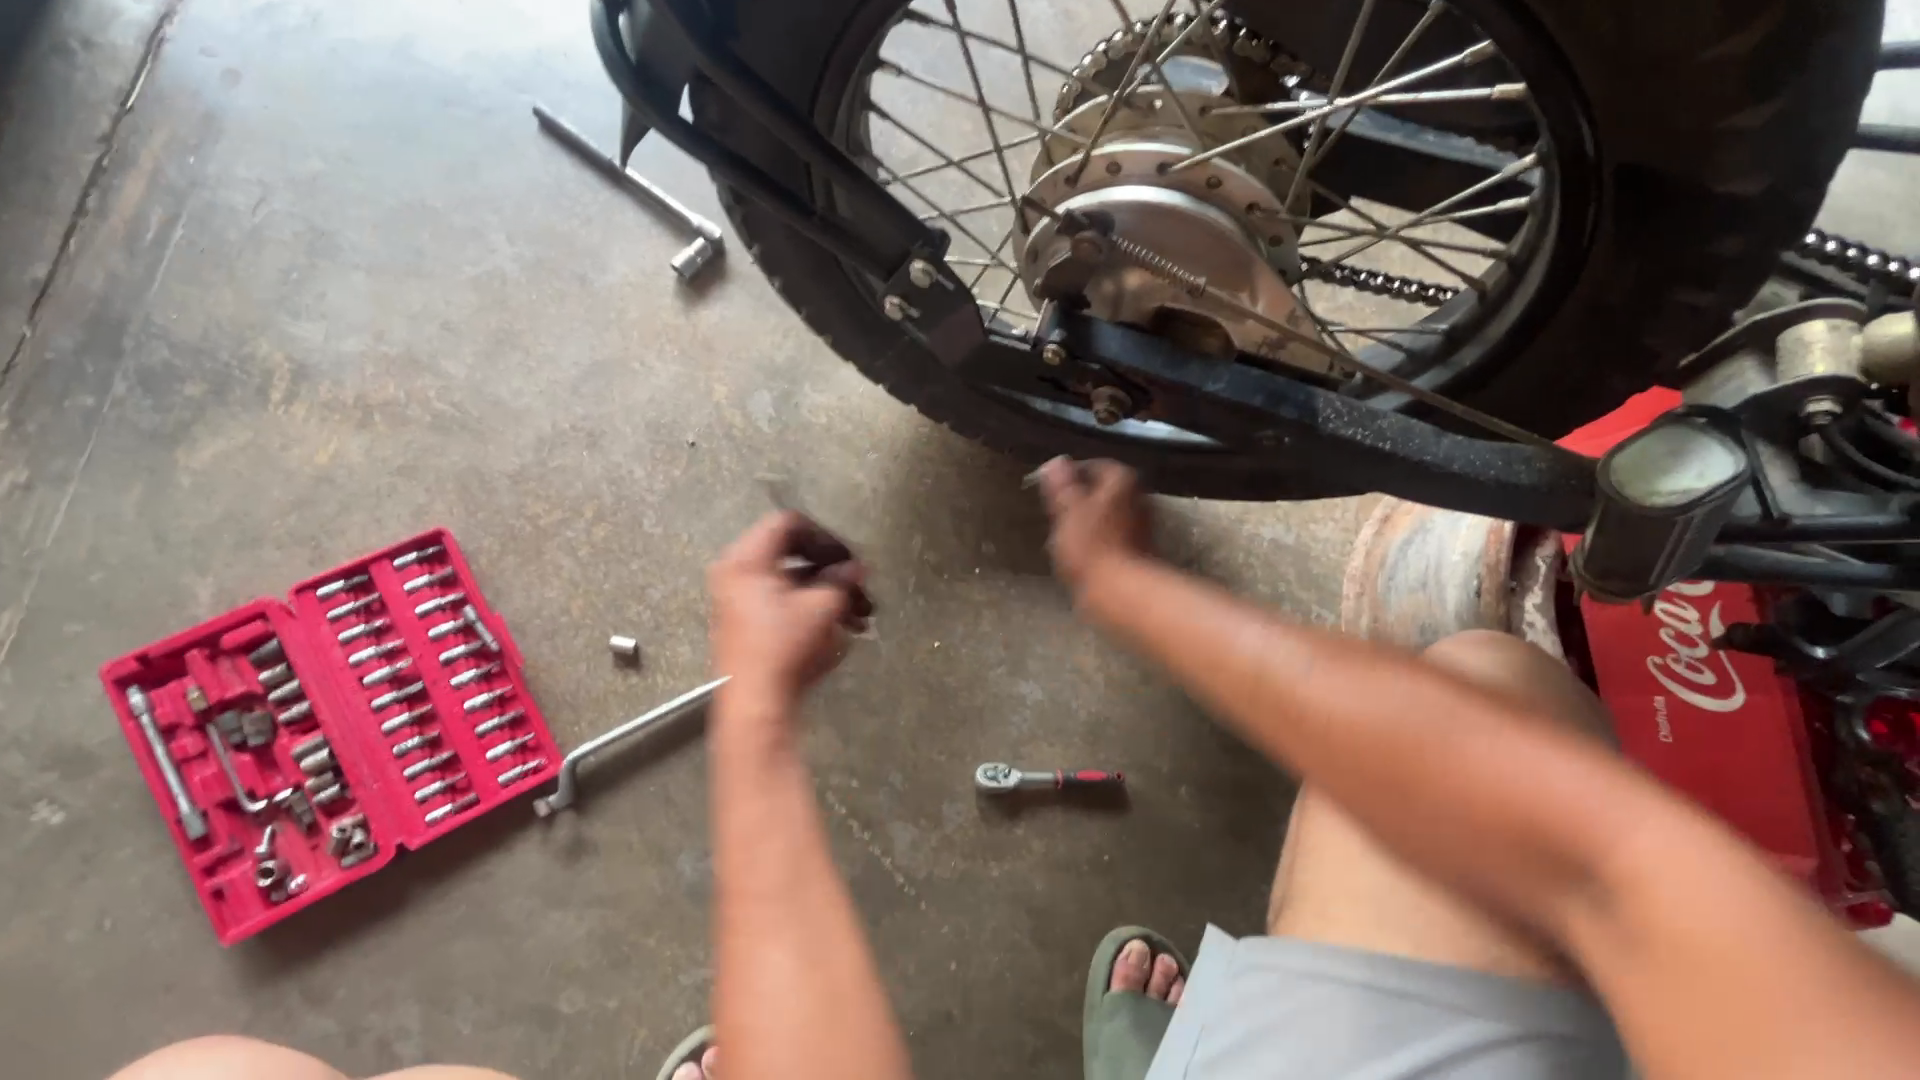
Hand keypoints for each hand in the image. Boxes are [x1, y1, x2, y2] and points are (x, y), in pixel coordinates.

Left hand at [708, 512, 872, 701]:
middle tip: (859, 585)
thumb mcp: (822, 607)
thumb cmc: (784, 645)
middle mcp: (736, 573)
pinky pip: (782, 602)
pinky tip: (842, 627)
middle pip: (791, 554)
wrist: (755, 701)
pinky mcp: (746, 623)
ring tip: (860, 614)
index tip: (848, 557)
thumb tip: (858, 567)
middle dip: (832, 570)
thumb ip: (842, 580)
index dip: (824, 536)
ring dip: (827, 593)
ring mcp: (738, 599)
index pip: (788, 524)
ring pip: (791, 582)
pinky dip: (811, 608)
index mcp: (745, 559)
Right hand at [1035, 457, 1153, 592]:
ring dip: (1087, 524)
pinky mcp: (1140, 551)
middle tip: (1056, 516)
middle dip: (1079, 502)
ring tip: (1065, 540)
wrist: (1121, 593)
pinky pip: (1113, 538)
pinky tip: (1082, 558)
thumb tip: (1056, 461)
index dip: (1069, 477)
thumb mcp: (1067, 510)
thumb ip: (1060, 484)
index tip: (1050, 492)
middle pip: (1102, 492)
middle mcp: (1139, 496)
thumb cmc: (1091, 547)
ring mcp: (1143, 525)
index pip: (1092, 467)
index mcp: (1122, 480)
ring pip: (1107, 515)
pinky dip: (1098, 542)